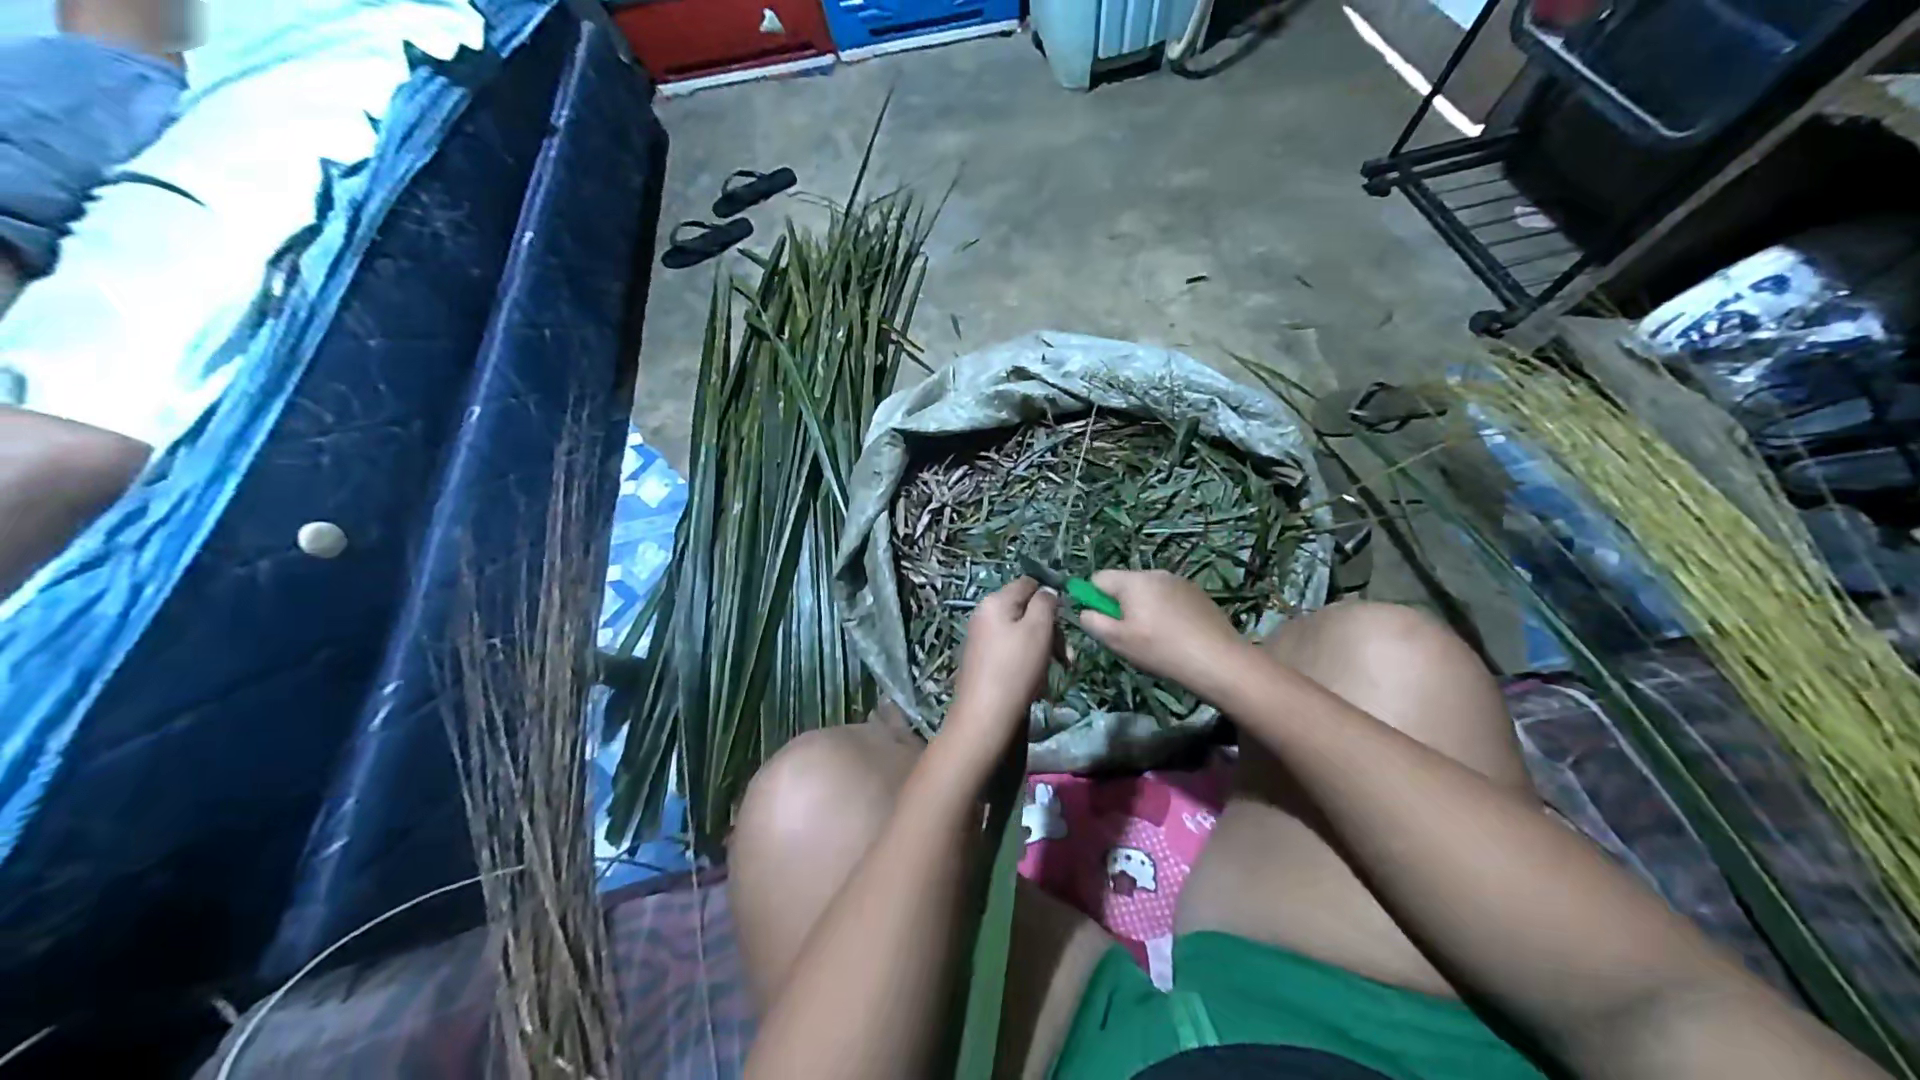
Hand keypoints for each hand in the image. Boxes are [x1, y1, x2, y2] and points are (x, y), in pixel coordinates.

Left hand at [942, 577, 1057, 765]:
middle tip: (1065, 656)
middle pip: (1027, 611)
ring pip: (1022, 634)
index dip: (1050, 598)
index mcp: (995, 601)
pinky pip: (1012, 652)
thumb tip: (1048, 592)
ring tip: (1055, 671)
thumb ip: (1046, 603)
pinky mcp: (983, 662)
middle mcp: (984, 615)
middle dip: (1050, 630)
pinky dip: (1028, 662)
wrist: (985, 716)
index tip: (1065, 622)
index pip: (1029, 583)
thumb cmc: (1016, 668)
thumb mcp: (1038, 628)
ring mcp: (982, 639)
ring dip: (1043, 649)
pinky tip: (1036, 683)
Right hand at [1076, 569, 1252, 696]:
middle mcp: (1155, 573)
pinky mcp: (1198, 593)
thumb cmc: (1160, 649)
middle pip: (1124, 584)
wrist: (1218, 659)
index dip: (1093, 599)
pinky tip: (1176, 635)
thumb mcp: (1117, 641)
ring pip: (1148, 591)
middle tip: (1129, 635)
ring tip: (1155, 638)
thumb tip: (1085, 612)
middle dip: (1120, 605)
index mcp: (1132, 581)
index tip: (1103, 622)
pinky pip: (1169, 597)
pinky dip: (1165, 611)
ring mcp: (1179, 581)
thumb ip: (1093, 622)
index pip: (1098, 578)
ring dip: (1144, 608)